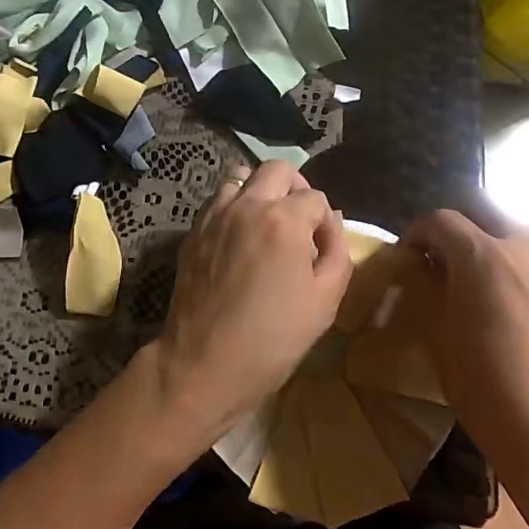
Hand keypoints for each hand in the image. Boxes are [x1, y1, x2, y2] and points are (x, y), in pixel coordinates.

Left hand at [137, 160, 352, 453]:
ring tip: (267, 226)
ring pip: (239, 178)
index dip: (326, 221)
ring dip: (258, 192)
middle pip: (275, 169)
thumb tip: (332, 221)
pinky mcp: (191, 232)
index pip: (315, 197)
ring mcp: (212, 216)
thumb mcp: (325, 300)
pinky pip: (215, 202)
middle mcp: (245, 206)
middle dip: (295, 187)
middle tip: (300, 220)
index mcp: (283, 219)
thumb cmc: (274, 336)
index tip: (324, 248)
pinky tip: (239, 238)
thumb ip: (337, 252)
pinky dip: (232, 207)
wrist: (204, 359)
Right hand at [395, 199, 528, 470]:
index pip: (440, 219)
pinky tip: (513, 301)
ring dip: (493, 240)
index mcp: (482, 254)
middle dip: (458, 225)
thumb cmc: (478, 376)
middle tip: (442, 256)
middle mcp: (524, 249)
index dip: (417, 233)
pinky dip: (521, 266)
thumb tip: (417, 261)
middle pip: (486, 209)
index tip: (408, 257)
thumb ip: (424, 281)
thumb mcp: (434, 326)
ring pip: (520, 232)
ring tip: (479, 275)